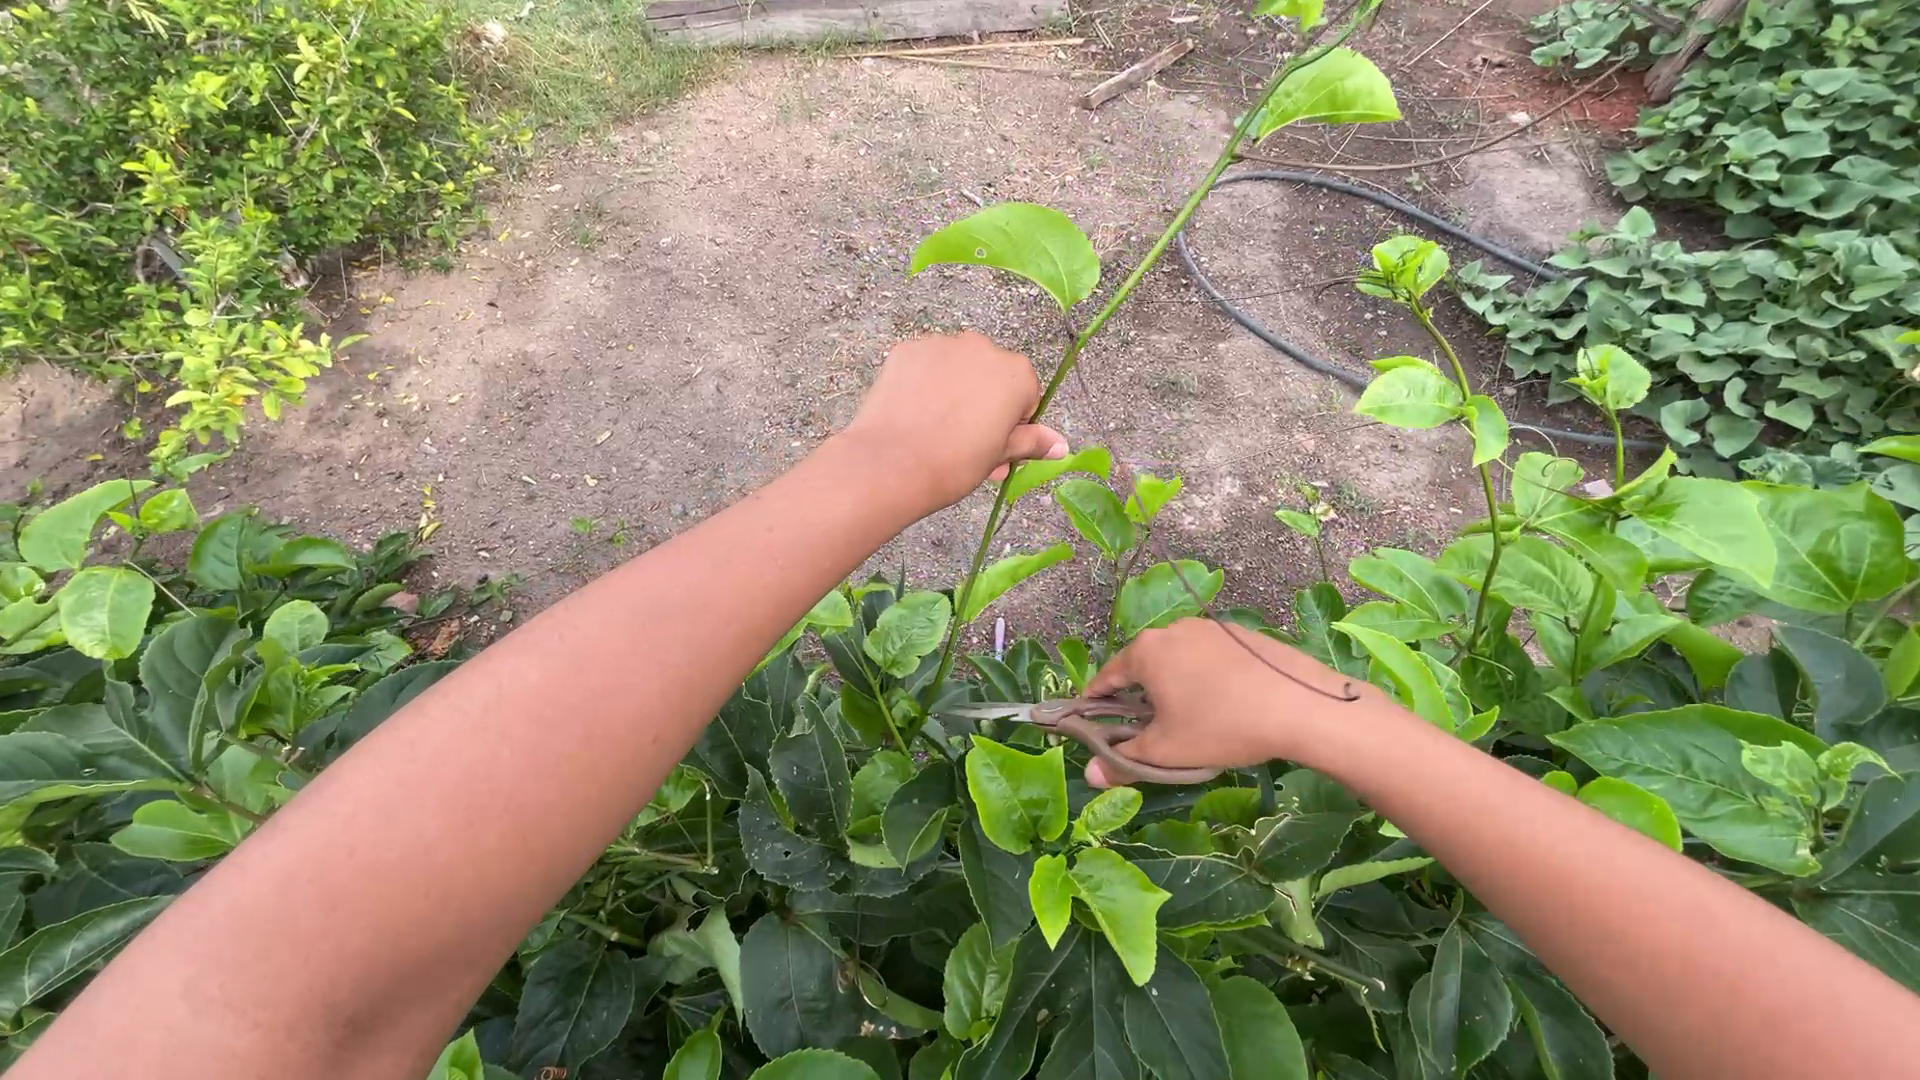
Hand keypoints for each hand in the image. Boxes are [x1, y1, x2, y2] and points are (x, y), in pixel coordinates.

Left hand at [837, 332, 1066, 509]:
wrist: (893, 464)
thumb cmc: (956, 464)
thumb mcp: (999, 455)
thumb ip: (1031, 442)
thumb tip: (1061, 445)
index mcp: (1016, 373)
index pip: (1026, 396)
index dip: (1011, 424)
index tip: (994, 445)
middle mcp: (983, 347)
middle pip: (991, 376)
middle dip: (983, 404)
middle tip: (964, 442)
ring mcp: (943, 344)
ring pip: (956, 367)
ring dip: (953, 391)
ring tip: (936, 430)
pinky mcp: (908, 350)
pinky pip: (924, 365)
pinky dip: (923, 384)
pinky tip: (913, 414)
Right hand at [1083, 618, 1380, 786]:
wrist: (1300, 706)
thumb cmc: (1220, 726)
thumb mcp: (1167, 751)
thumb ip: (1123, 762)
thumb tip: (1090, 777)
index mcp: (1146, 651)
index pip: (1109, 675)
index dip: (1097, 700)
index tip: (1093, 718)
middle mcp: (1172, 630)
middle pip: (1143, 663)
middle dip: (1139, 692)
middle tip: (1146, 725)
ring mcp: (1209, 627)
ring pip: (1178, 658)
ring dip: (1174, 682)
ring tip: (1188, 715)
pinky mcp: (1240, 634)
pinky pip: (1210, 656)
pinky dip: (1206, 676)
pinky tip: (1224, 702)